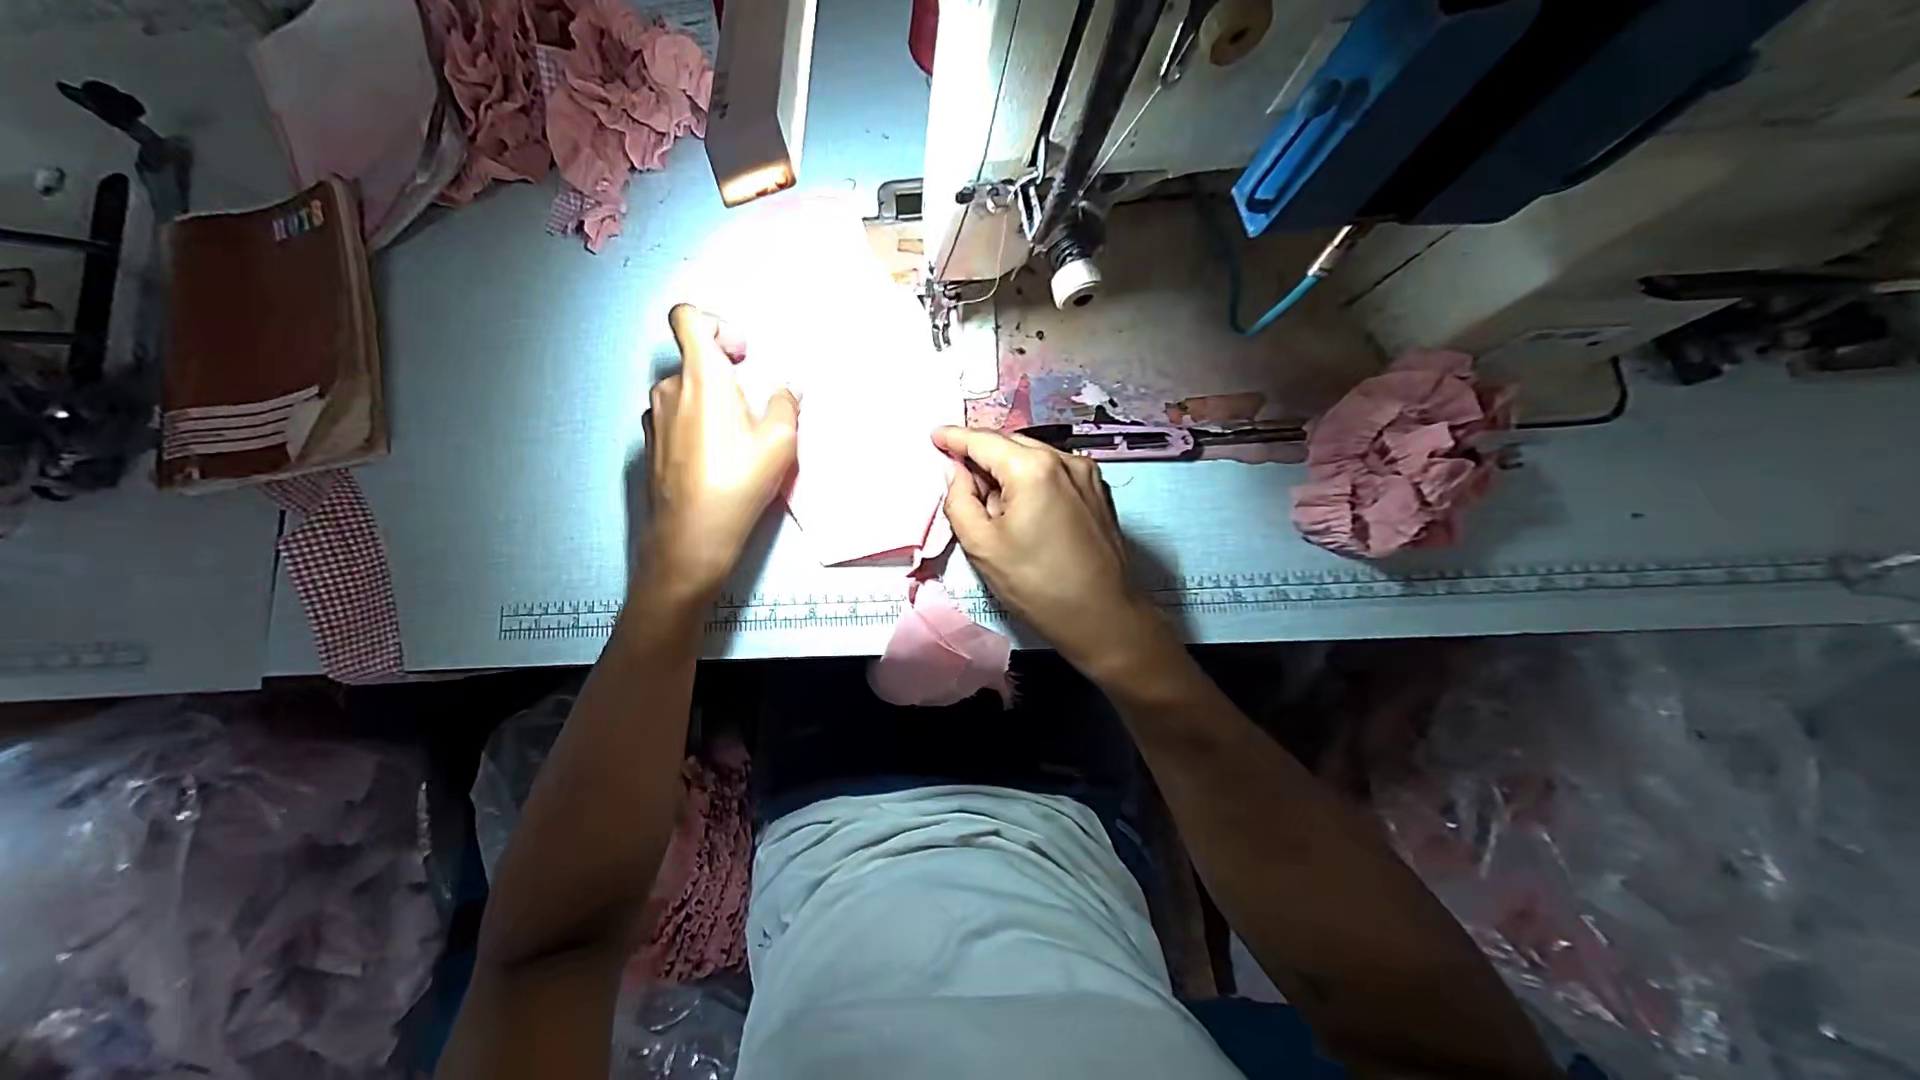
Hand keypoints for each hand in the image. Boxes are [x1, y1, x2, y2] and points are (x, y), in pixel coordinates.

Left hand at [643, 305, 798, 601]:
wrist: (691, 537)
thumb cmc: (734, 487)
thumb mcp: (781, 441)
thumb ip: (786, 402)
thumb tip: (786, 390)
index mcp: (701, 378)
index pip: (688, 317)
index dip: (717, 325)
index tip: (739, 354)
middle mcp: (669, 390)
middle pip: (694, 360)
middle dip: (725, 377)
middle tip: (751, 410)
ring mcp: (654, 418)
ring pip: (686, 392)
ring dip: (711, 405)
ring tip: (737, 441)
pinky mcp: (650, 444)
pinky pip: (675, 419)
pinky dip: (696, 427)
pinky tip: (717, 460)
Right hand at [933, 427, 1166, 676]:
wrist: (1103, 617)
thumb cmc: (1038, 586)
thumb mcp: (982, 545)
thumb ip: (959, 500)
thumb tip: (956, 472)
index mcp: (1033, 468)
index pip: (983, 441)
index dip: (955, 438)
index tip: (935, 436)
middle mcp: (1065, 460)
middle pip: (1010, 445)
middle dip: (981, 457)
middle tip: (959, 484)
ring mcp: (1087, 474)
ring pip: (1033, 458)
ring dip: (1006, 472)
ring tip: (994, 510)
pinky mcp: (1098, 491)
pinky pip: (1054, 473)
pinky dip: (1031, 481)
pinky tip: (1024, 513)